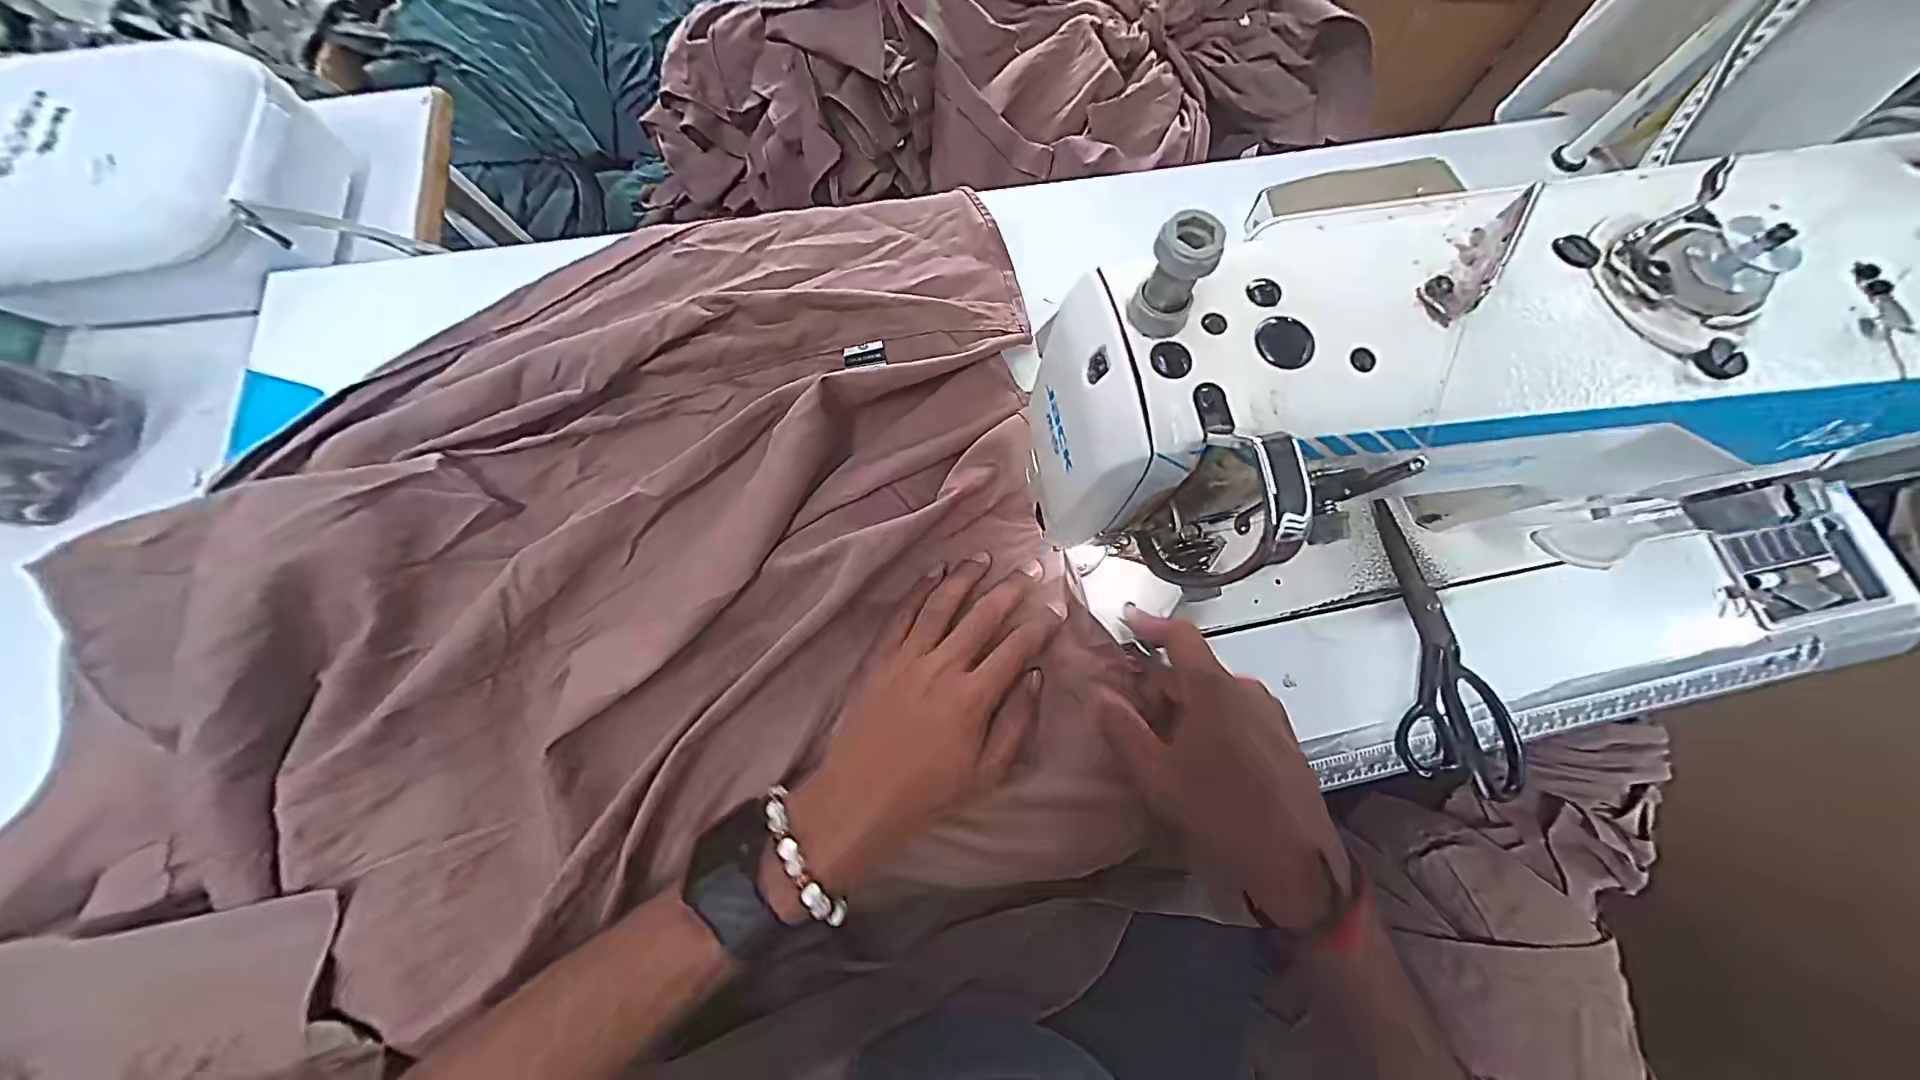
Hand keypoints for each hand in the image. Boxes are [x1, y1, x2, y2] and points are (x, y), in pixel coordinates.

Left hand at [779, 553, 1064, 900]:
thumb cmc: (928, 792)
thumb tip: (1034, 677)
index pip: (1015, 648)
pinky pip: (903, 615)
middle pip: (983, 615)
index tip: (1054, 612)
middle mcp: (942, 668)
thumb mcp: (987, 772)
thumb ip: (1016, 722)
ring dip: (965, 577)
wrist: (861, 796)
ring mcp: (908, 659)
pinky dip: (920, 590)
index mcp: (973, 698)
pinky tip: (934, 572)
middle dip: (1011, 588)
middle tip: (1029, 567)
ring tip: (983, 557)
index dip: (1039, 626)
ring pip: (942, 605)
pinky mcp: (882, 658)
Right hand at [1102, 607, 1350, 929]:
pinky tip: (1204, 764)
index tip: (1131, 620)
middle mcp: (1247, 692)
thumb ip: (1123, 730)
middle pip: (1194, 671)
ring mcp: (1269, 713)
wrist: (1295, 862)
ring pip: (1215, 693)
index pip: (1181, 637)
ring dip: (1187, 708)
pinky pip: (1238, 712)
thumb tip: (1103, 700)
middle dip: (1162, 688)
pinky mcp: (1282, 736)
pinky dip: (1213, 721)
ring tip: (1170, 751)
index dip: (1152, 624)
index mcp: (1215, 690)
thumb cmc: (1222, 814)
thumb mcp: (1156, 776)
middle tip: (1138, 720)